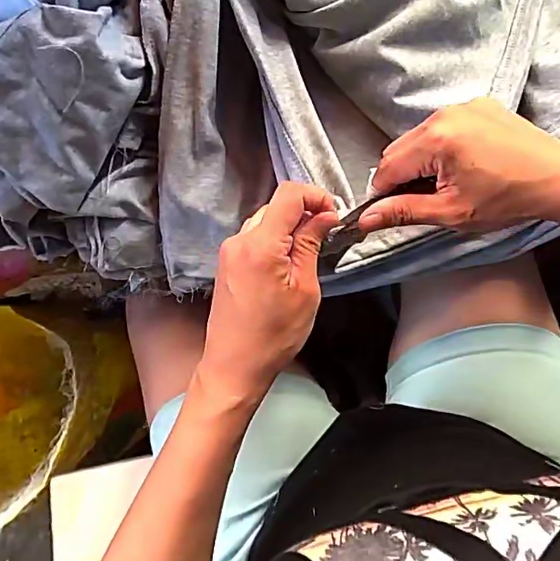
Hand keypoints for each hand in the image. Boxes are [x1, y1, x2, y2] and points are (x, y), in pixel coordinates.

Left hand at [194, 182, 339, 403]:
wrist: (234, 365)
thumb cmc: (273, 336)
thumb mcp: (305, 290)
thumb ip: (310, 246)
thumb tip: (324, 217)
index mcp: (260, 245)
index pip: (288, 195)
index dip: (315, 196)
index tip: (332, 214)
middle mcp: (239, 241)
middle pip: (276, 206)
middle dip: (304, 213)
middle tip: (326, 235)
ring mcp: (229, 251)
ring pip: (265, 221)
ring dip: (288, 227)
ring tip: (308, 252)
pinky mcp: (226, 262)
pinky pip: (253, 237)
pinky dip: (274, 240)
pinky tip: (287, 262)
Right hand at [355, 98, 559, 234]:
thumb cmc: (511, 198)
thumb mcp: (452, 212)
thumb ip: (403, 212)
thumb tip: (365, 219)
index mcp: (436, 138)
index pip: (386, 169)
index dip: (384, 194)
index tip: (394, 211)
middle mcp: (444, 114)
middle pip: (399, 150)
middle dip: (404, 176)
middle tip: (426, 200)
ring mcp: (463, 106)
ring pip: (419, 138)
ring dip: (422, 161)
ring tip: (450, 183)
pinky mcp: (479, 106)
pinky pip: (443, 127)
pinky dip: (442, 146)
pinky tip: (465, 165)